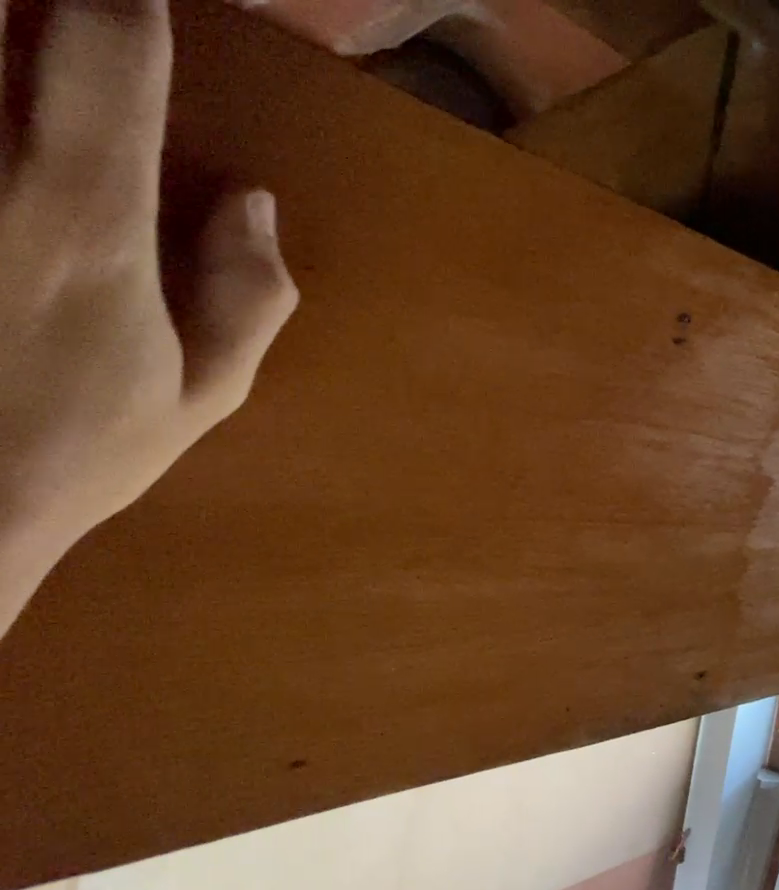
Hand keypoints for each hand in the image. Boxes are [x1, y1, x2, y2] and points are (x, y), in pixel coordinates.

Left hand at [0, 0, 295, 576]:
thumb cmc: (76, 454)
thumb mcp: (205, 393)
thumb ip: (246, 294)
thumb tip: (251, 201)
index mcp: (82, 225)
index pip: (105, 65)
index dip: (128, 12)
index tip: (141, 3)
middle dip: (39, 19)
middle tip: (71, 33)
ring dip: (0, 59)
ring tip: (34, 78)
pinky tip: (16, 132)